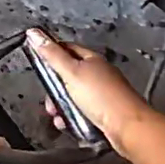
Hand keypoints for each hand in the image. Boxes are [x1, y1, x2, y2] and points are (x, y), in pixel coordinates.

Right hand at [26, 29, 159, 155]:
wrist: (129, 129)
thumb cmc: (103, 97)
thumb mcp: (71, 73)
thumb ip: (51, 54)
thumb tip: (34, 33)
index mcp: (92, 60)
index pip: (67, 49)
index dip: (51, 54)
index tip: (39, 63)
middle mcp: (99, 75)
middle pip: (69, 77)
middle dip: (55, 89)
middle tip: (50, 99)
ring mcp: (103, 95)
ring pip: (75, 97)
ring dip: (63, 107)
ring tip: (59, 116)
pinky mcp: (106, 114)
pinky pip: (83, 113)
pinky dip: (73, 119)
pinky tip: (69, 125)